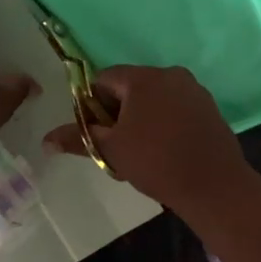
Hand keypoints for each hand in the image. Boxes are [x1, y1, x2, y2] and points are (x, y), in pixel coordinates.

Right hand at [45, 64, 257, 214]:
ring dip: (142, 117)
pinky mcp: (210, 107)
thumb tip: (45, 140)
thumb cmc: (156, 162)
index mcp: (143, 77)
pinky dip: (165, 122)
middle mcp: (169, 74)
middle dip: (118, 112)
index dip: (94, 105)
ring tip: (142, 151)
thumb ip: (77, 138)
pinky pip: (176, 107)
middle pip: (130, 87)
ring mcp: (194, 90)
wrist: (215, 186)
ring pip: (155, 98)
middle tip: (118, 144)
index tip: (98, 132)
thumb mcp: (111, 151)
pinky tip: (166, 150)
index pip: (104, 79)